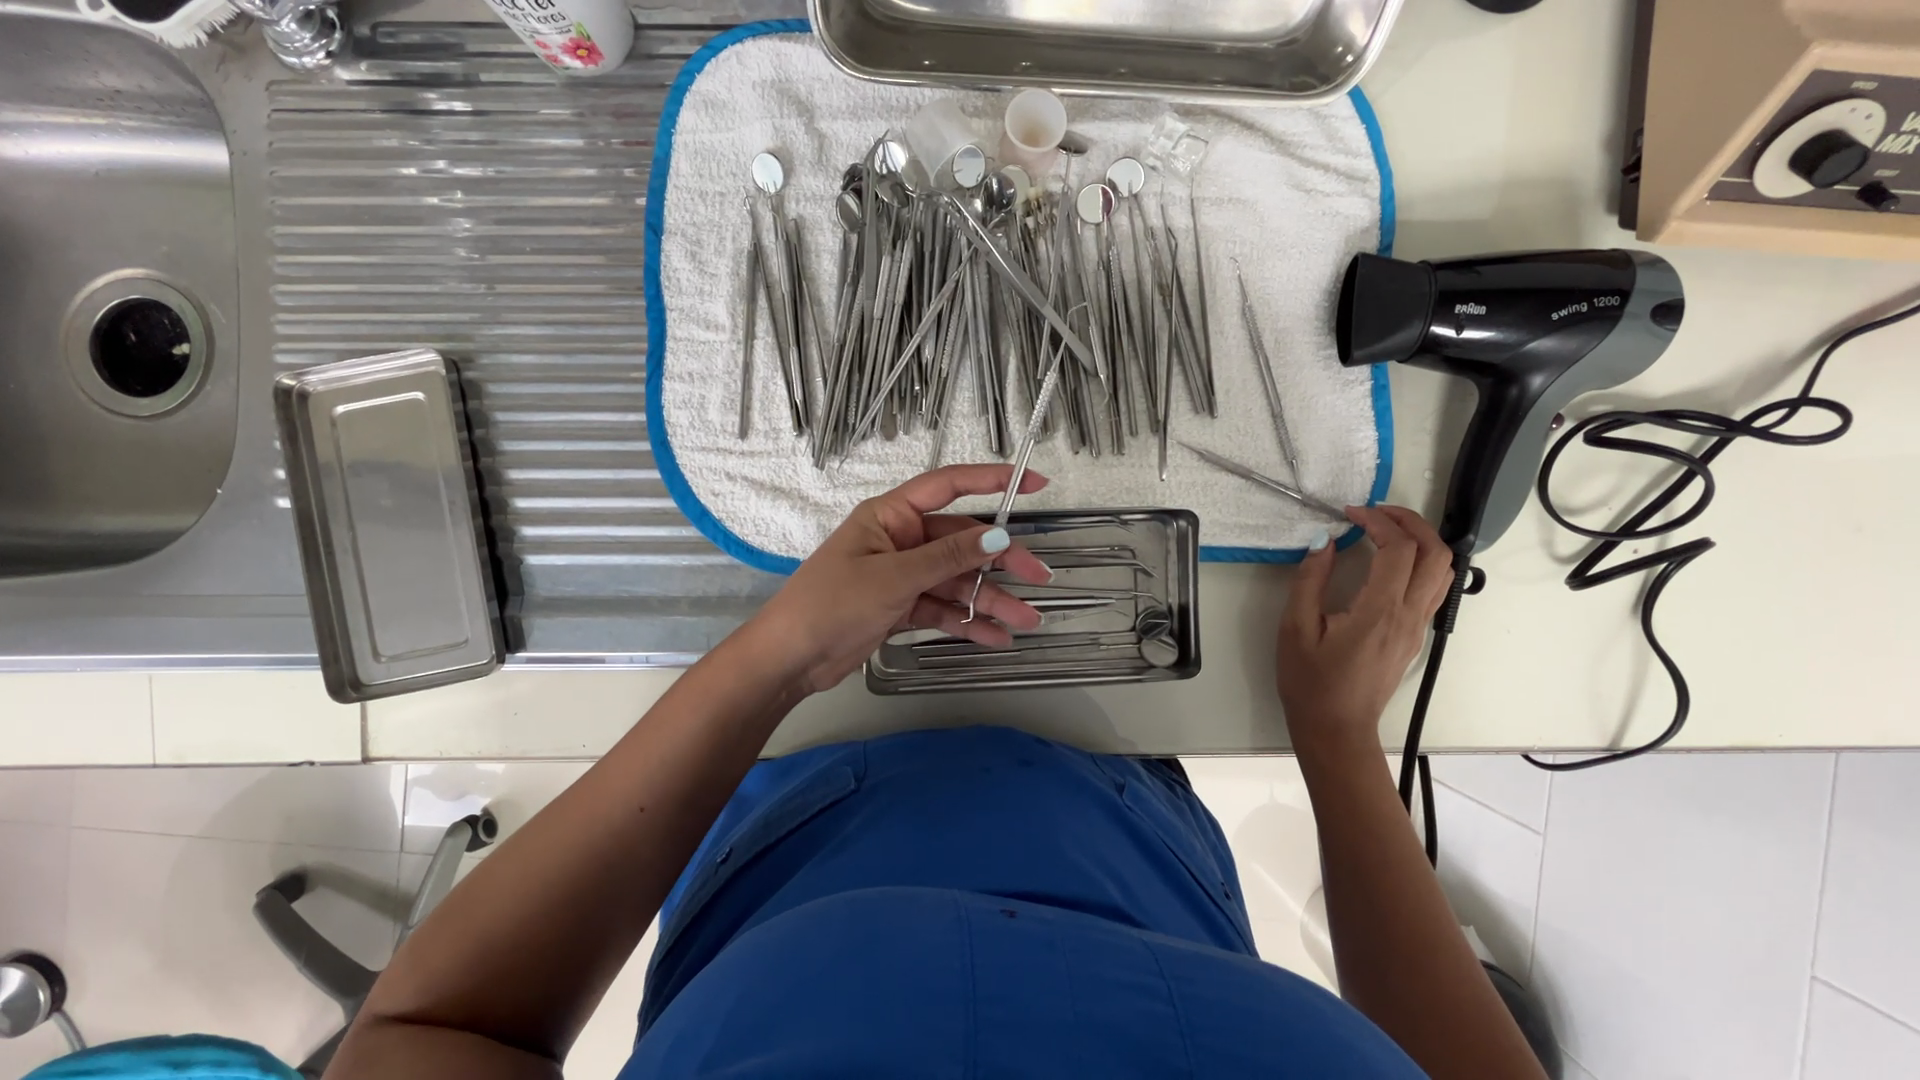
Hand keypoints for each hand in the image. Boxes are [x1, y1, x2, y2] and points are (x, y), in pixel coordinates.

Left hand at [745, 464, 1054, 694]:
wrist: (790, 658)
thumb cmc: (831, 604)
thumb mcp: (893, 578)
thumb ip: (947, 558)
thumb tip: (998, 537)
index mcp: (891, 516)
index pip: (949, 487)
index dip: (992, 480)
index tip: (1034, 482)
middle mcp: (900, 540)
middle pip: (961, 543)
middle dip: (1000, 562)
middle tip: (1039, 578)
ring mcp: (901, 575)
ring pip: (956, 581)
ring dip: (989, 601)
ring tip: (1025, 622)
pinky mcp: (900, 607)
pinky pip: (942, 609)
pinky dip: (966, 623)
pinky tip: (994, 638)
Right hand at [1277, 506, 1455, 759]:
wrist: (1335, 727)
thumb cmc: (1310, 681)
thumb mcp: (1295, 628)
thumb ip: (1310, 581)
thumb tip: (1324, 542)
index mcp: (1379, 611)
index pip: (1398, 549)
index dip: (1378, 521)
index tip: (1350, 513)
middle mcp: (1409, 615)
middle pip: (1436, 553)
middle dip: (1410, 522)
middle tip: (1376, 513)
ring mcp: (1417, 626)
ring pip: (1443, 570)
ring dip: (1421, 541)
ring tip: (1386, 531)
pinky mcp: (1415, 635)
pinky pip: (1433, 588)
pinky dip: (1420, 562)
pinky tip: (1389, 562)